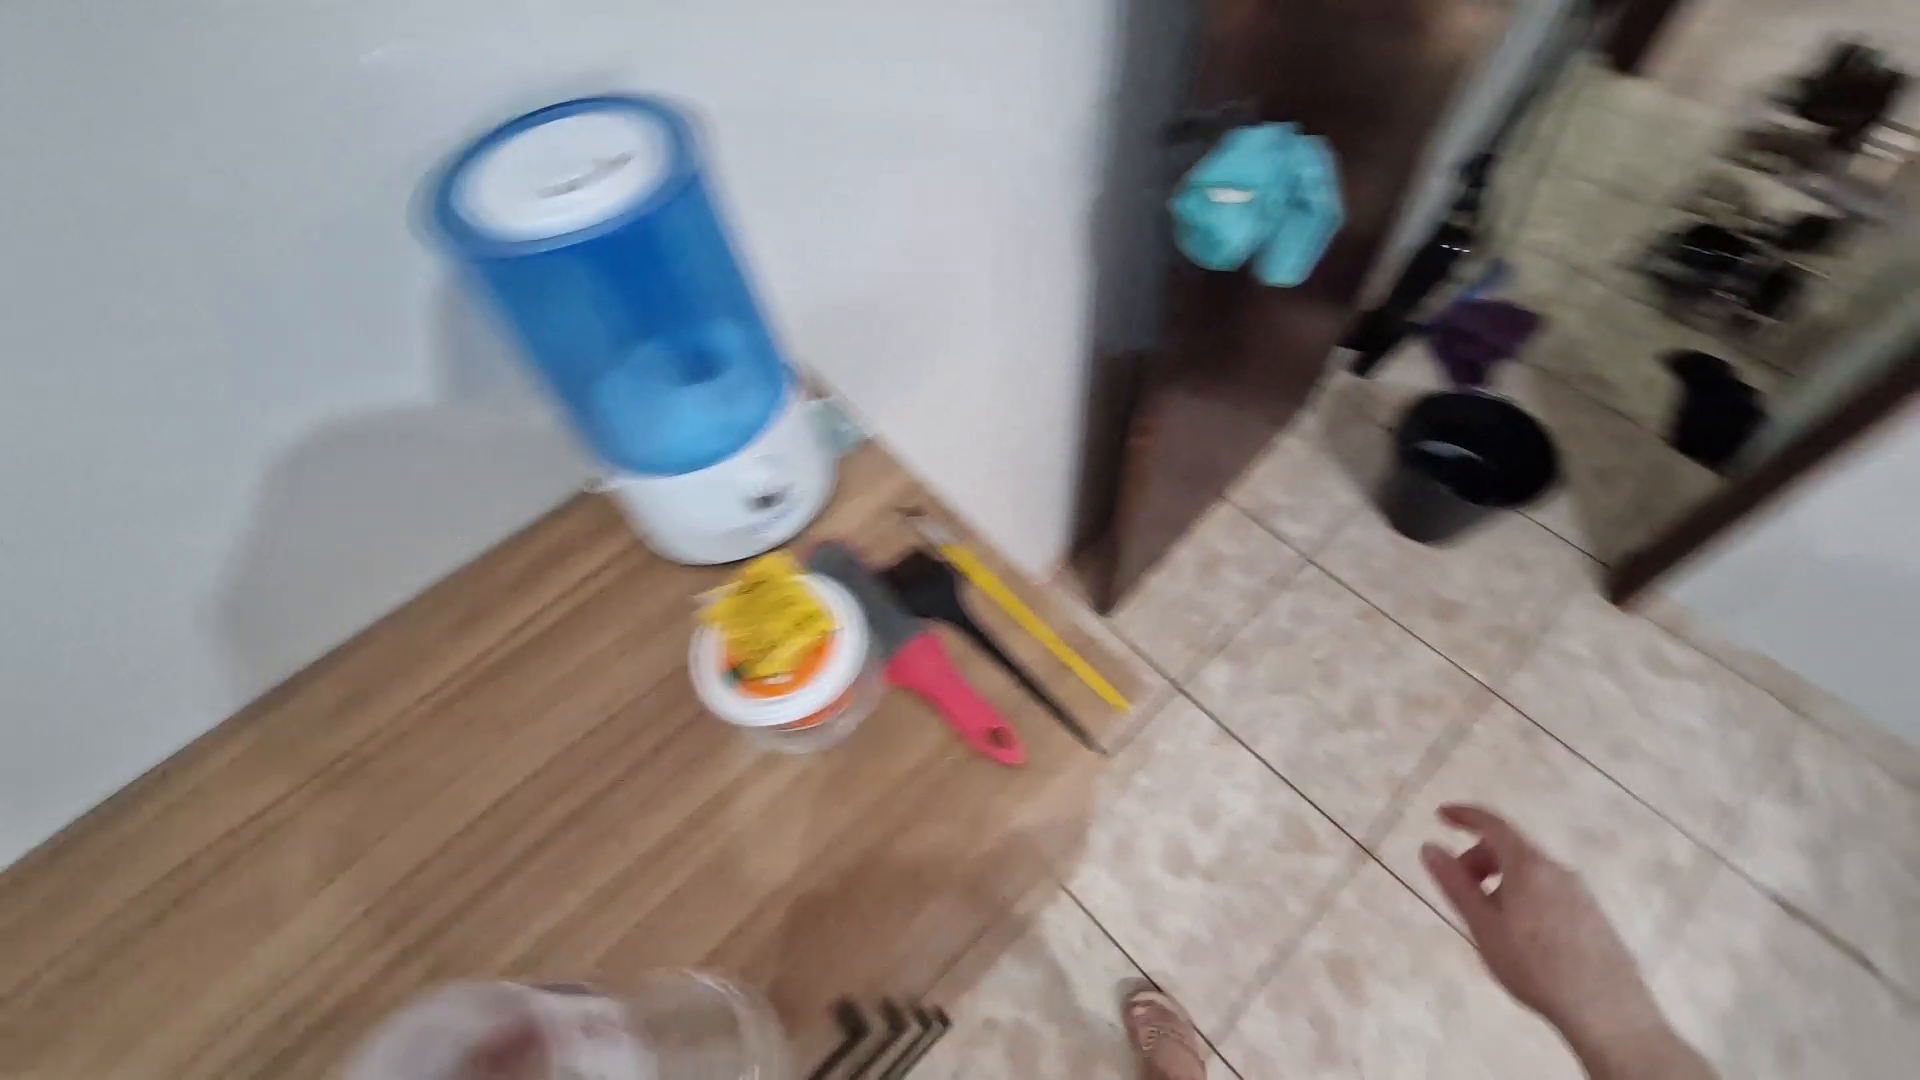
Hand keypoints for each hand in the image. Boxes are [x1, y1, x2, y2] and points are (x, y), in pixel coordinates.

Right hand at [1419, 804, 1662, 1051]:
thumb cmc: (1534, 966)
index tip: (1440, 815)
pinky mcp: (1595, 919)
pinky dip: (1524, 896)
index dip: (1464, 814)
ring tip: (1490, 919)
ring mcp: (1582, 895)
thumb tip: (1429, 846)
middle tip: (1460, 888)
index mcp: (1529, 866)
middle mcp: (1559, 872)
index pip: (1492, 824)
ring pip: (1530, 873)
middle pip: (1510, 849)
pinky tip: (1522, 936)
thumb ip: (1454, 882)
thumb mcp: (1482, 924)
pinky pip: (1549, 892)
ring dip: (1501, 881)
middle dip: (1478, 859)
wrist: (1611, 1017)